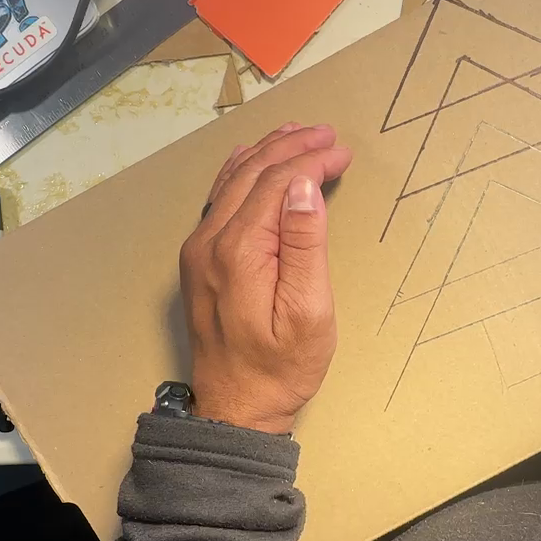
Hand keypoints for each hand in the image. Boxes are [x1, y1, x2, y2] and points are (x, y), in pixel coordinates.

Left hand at [179, 123, 352, 434]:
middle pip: (251, 174)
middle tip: (326, 133)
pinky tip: (251, 161)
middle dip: (291, 147)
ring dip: (266, 153)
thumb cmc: (281, 367)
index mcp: (238, 251)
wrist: (236, 407)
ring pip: (232, 182)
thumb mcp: (308, 313)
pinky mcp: (199, 261)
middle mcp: (209, 241)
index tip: (342, 152)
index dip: (311, 161)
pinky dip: (241, 173)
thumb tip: (303, 187)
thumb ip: (304, 246)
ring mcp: (198, 250)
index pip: (277, 184)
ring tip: (296, 134)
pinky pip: (218, 201)